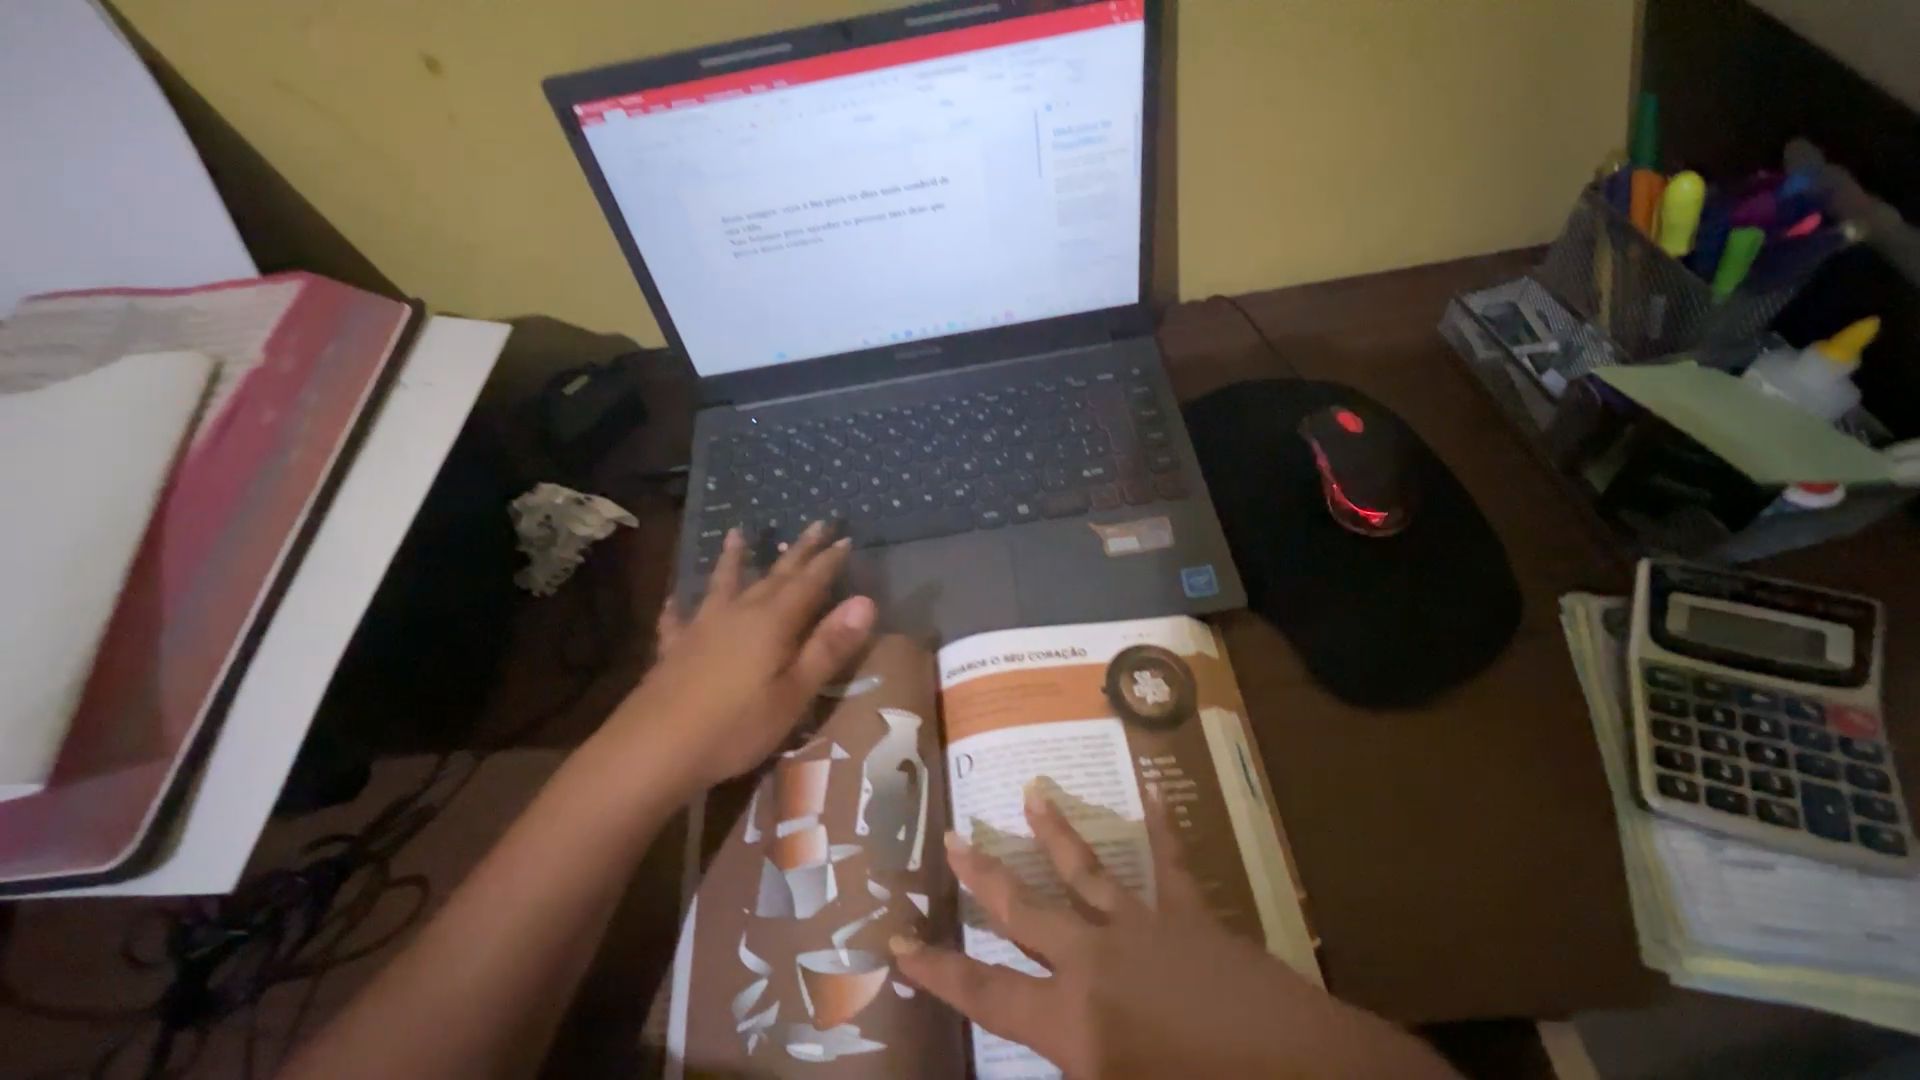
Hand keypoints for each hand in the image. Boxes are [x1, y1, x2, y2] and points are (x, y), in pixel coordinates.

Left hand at [611, 522, 874, 789]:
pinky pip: (678, 618)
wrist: (654, 749)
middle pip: (773, 576)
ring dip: (733, 559)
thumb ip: (828, 647)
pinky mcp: (674, 650)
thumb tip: (865, 601)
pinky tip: (675, 599)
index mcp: (773, 623)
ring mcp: (701, 629)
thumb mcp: (794, 694)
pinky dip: (679, 605)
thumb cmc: (736, 727)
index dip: (828, 562)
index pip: (809, 583)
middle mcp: (738, 614)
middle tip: (815, 524)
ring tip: (736, 533)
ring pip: (723, 585)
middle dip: (797, 552)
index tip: (845, 537)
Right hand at [891, 788, 1461, 1079]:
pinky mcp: (1192, 918)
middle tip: (954, 837)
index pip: (984, 994)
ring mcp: (1143, 930)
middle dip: (984, 877)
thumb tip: (1057, 1052)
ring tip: (1033, 792)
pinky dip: (1159, 830)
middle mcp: (1093, 962)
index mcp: (1070, 1021)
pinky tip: (1153, 793)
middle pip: (1024, 912)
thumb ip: (1076, 1067)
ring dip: (1055, 834)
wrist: (1298, 1073)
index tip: (896, 940)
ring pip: (1086, 872)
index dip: (936, 971)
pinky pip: (1170, 866)